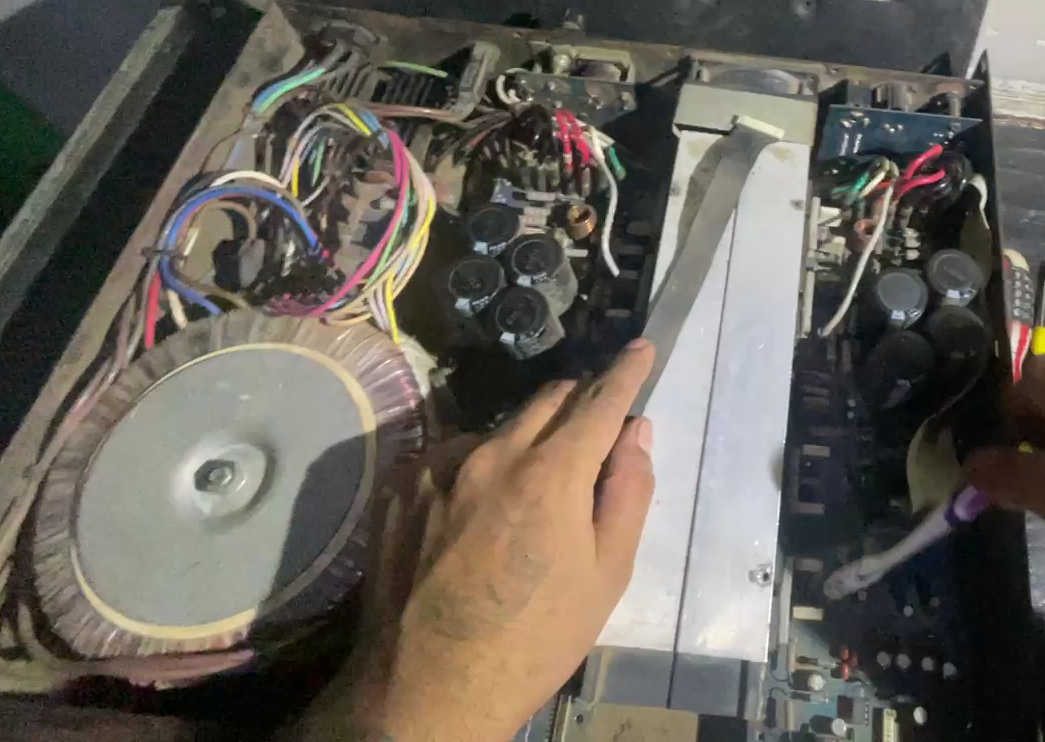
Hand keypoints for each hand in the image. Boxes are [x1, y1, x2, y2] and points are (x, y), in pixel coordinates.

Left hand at [377, 339, 656, 741]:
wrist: (422, 697)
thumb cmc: (533, 639)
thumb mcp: (607, 574)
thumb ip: (629, 491)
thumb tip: (636, 431)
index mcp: (552, 473)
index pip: (601, 400)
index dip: (627, 371)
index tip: (641, 347)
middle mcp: (494, 452)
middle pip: (551, 398)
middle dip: (581, 402)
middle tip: (594, 436)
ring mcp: (441, 466)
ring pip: (504, 424)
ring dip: (532, 437)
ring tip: (531, 496)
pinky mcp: (404, 485)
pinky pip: (459, 451)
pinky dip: (484, 463)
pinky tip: (478, 514)